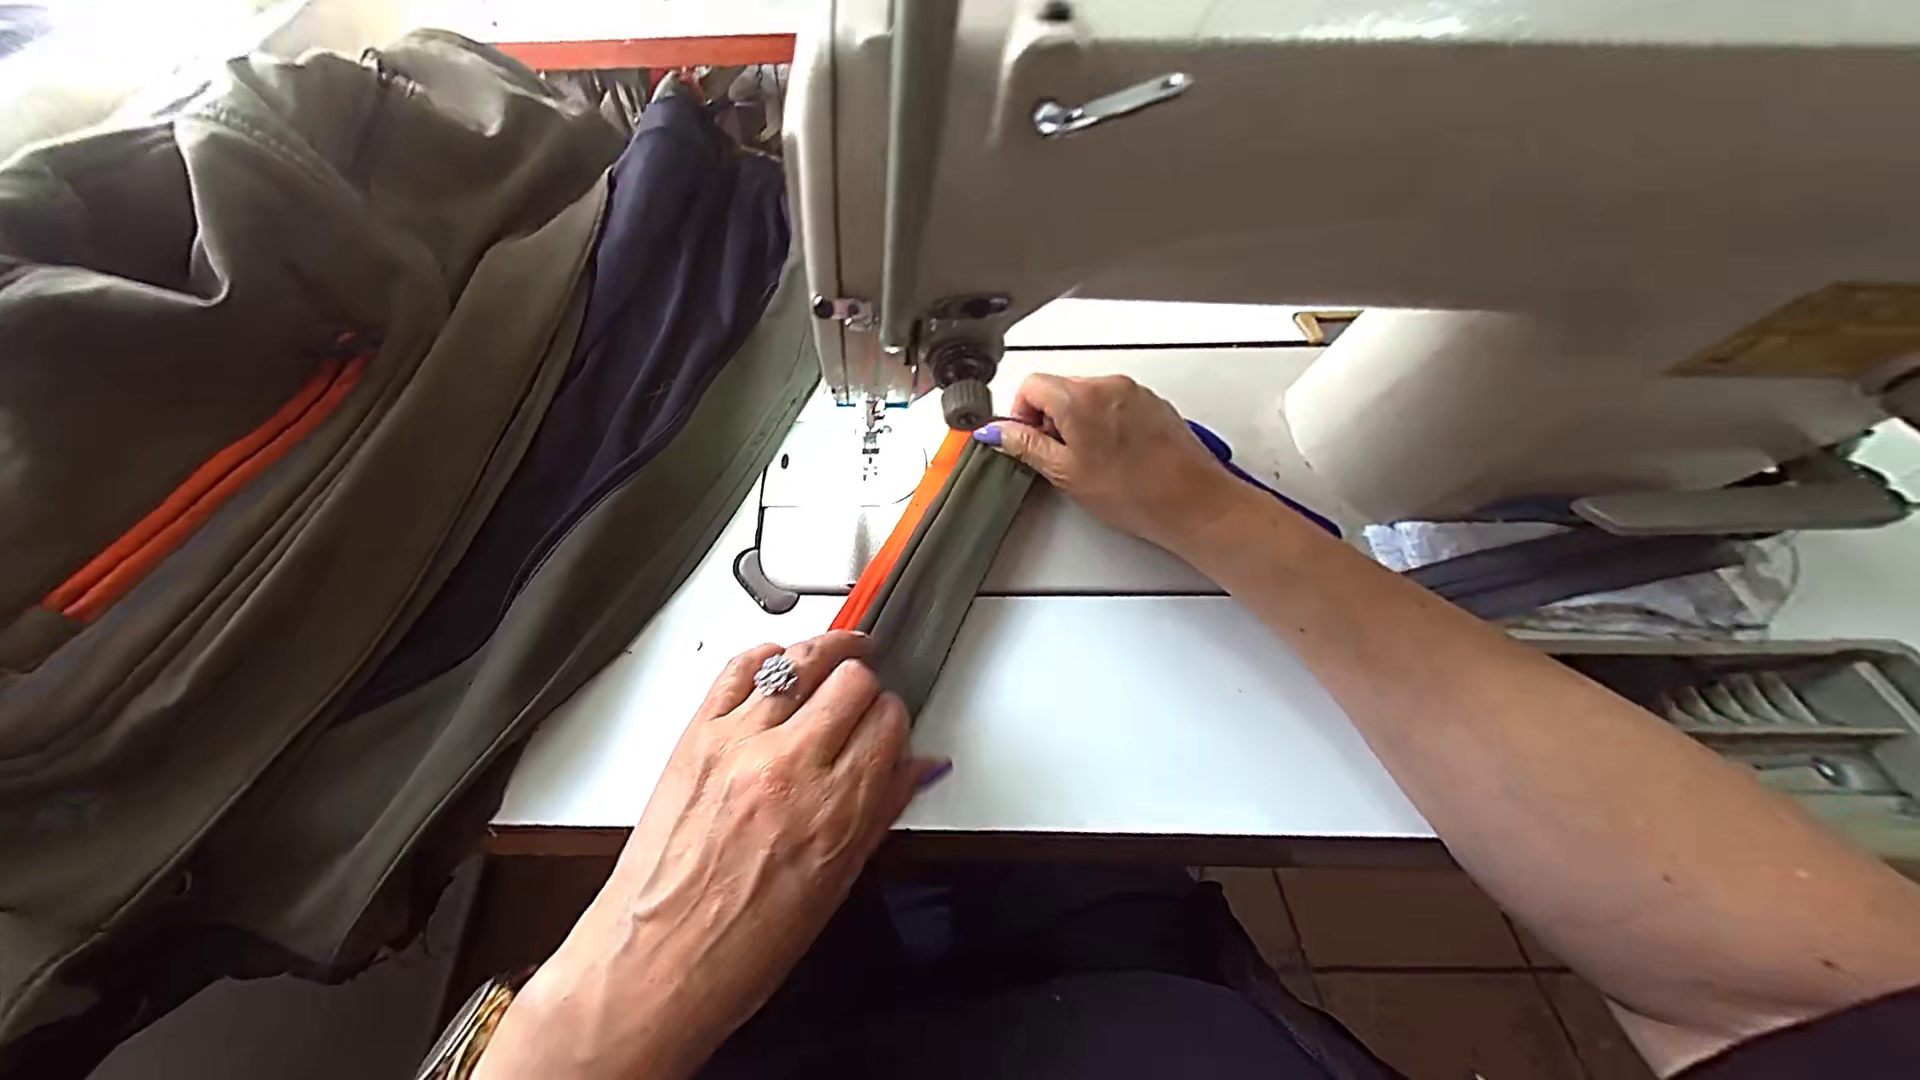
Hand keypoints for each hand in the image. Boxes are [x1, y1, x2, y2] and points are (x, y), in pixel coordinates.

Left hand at [475, 632, 945, 1079]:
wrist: (654, 965)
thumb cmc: (742, 943)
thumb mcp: (838, 881)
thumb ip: (883, 807)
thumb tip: (917, 767)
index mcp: (834, 808)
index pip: (890, 722)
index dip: (895, 717)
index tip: (888, 724)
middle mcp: (790, 766)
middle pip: (853, 680)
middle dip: (867, 684)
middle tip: (862, 696)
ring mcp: (740, 743)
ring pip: (803, 658)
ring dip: (831, 650)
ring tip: (842, 650)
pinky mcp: (697, 735)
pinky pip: (740, 666)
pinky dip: (768, 654)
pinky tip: (780, 663)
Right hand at [978, 374, 1251, 556]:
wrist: (1192, 503)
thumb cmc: (1137, 493)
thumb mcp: (1066, 473)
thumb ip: (1026, 446)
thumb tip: (999, 432)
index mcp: (1081, 398)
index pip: (1030, 385)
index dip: (1020, 413)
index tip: (1026, 438)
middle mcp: (1108, 385)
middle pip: (1059, 388)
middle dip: (1049, 419)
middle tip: (1057, 457)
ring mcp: (1133, 392)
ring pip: (1086, 396)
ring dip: (1076, 422)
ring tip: (1089, 461)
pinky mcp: (1151, 404)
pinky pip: (1112, 403)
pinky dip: (1102, 423)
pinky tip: (1112, 457)